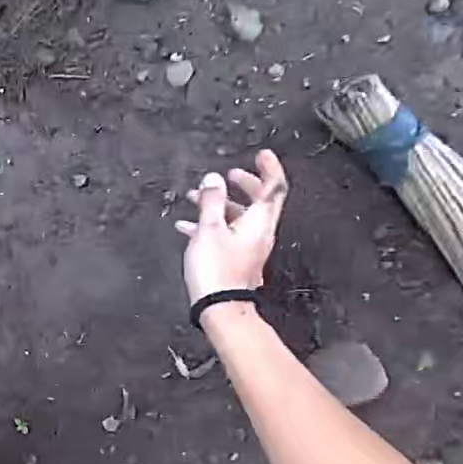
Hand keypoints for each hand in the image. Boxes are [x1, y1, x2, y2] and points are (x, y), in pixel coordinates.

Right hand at [175, 150, 288, 302]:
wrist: (219, 308)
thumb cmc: (216, 271)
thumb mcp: (209, 229)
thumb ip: (211, 201)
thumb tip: (213, 179)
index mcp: (259, 222)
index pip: (273, 187)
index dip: (269, 168)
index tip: (263, 154)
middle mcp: (259, 233)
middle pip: (258, 201)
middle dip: (243, 184)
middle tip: (231, 174)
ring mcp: (249, 247)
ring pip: (239, 217)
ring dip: (220, 204)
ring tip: (198, 197)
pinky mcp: (237, 259)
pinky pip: (227, 234)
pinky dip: (211, 224)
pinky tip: (189, 226)